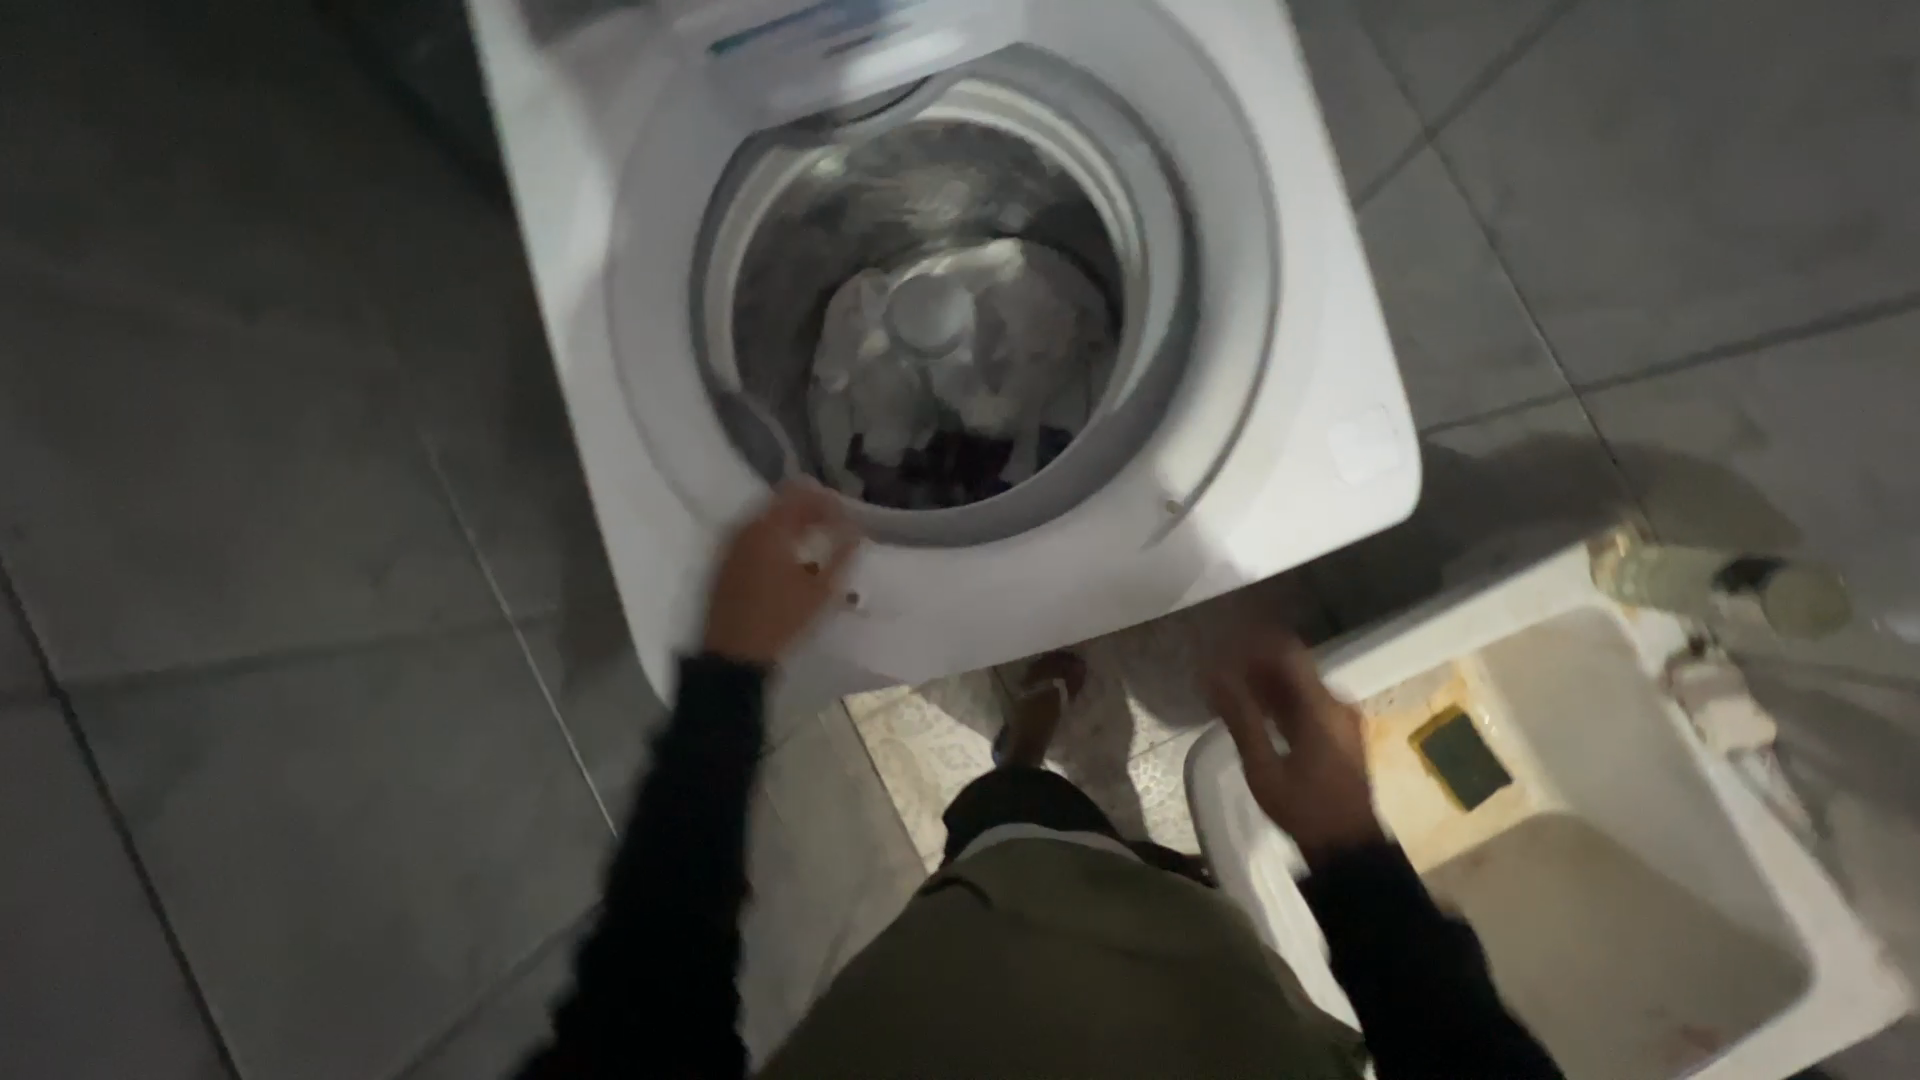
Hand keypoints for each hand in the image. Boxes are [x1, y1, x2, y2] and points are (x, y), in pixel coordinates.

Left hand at [701, 481, 861, 667]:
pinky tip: (790, 558)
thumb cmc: (781, 621)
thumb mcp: (821, 590)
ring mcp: (732, 545)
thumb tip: (857, 530)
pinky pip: (754, 536)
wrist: (733, 655)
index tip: (847, 515)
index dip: (827, 500)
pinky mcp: (725, 563)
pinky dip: (776, 538)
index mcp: (770, 529)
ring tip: (816, 542)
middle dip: (811, 510)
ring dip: (793, 525)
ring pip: (767, 519)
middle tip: (835, 526)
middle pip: (782, 503)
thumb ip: (843, 554)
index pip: (801, 493)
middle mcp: (747, 528)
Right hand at [1203, 630, 1382, 867]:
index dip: (1253, 644)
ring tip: (1228, 690)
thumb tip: (1212, 676)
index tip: (1222, 645)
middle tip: (1218, 671)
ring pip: (1297, 686)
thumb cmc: (1303, 808)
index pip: (1286, 653)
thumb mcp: (1263, 766)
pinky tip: (1253, 712)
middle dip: (1253, 664)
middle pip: (1291, 667)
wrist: (1348, 848)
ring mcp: (1341, 720)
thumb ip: (1239, 717)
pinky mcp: (1339, 734)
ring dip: (1264, 683)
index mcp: (1321, 708)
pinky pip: (1305, 703)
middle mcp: (1336, 705)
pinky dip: (1278, 701)